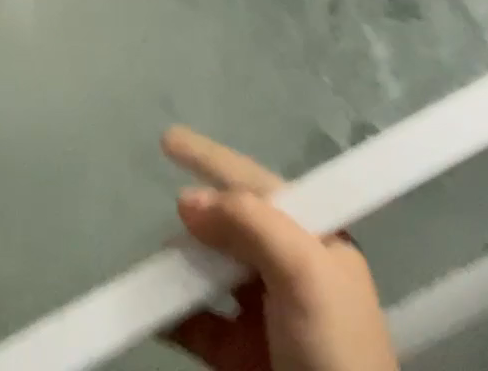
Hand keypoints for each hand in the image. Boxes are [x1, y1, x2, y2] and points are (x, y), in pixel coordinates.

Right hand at [161, 127, 399, 370]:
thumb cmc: (336, 345)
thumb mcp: (305, 274)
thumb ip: (252, 226)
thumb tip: (188, 200)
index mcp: (313, 239)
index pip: (257, 185)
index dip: (214, 160)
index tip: (168, 139)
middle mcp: (285, 269)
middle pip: (227, 227)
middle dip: (195, 217)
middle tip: (170, 214)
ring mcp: (260, 312)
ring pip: (206, 271)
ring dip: (178, 265)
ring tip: (154, 268)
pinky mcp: (238, 354)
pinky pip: (194, 322)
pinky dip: (170, 313)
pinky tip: (150, 310)